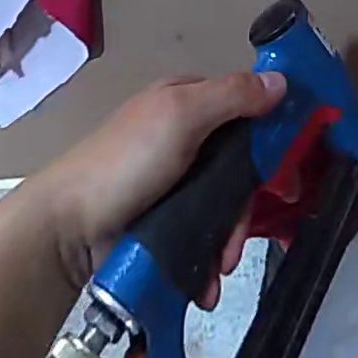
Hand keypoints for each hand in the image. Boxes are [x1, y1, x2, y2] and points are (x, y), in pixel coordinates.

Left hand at [26, 71, 286, 303]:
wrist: (66, 229)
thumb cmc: (127, 160)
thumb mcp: (181, 115)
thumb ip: (232, 96)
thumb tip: (282, 80)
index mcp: (186, 99)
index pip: (244, 105)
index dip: (271, 132)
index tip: (291, 169)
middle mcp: (184, 133)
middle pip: (238, 161)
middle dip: (246, 201)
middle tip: (247, 232)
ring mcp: (174, 178)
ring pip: (224, 201)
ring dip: (230, 236)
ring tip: (222, 265)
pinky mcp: (165, 217)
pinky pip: (203, 230)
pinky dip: (210, 254)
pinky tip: (208, 277)